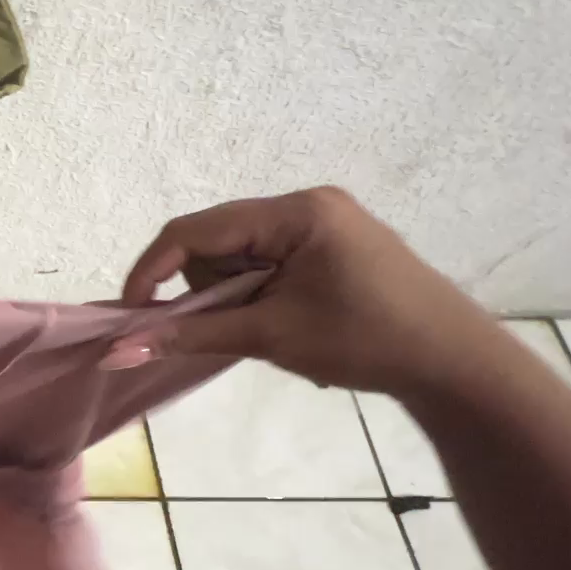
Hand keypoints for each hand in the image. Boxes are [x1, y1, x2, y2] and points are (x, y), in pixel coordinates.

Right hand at [119, 187, 498, 397]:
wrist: (456, 365)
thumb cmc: (364, 342)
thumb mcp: (266, 336)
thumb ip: (186, 336)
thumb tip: (115, 353)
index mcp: (295, 213)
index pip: (192, 231)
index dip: (150, 270)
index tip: (132, 313)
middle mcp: (304, 204)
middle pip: (209, 239)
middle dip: (199, 285)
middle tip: (223, 324)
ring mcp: (318, 220)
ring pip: (229, 251)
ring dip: (224, 290)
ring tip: (259, 322)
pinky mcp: (324, 241)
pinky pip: (257, 257)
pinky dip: (247, 288)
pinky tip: (271, 312)